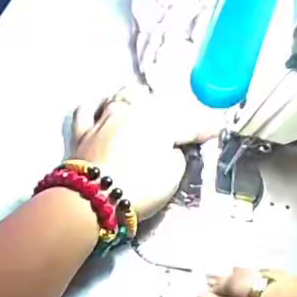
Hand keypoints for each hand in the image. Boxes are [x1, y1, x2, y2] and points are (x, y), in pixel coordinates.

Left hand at [68, 90, 201, 220]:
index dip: (204, 128)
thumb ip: (176, 157)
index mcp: (160, 122)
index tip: (216, 128)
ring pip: (118, 97)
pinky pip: (86, 111)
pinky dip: (95, 108)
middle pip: (150, 101)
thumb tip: (170, 149)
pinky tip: (99, 110)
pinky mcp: (81, 132)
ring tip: (134, 106)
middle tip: (167, 121)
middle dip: (161, 108)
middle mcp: (132, 112)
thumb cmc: (141, 188)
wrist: (96, 199)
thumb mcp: (172, 177)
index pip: (188, 124)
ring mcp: (104, 119)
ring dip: (129, 100)